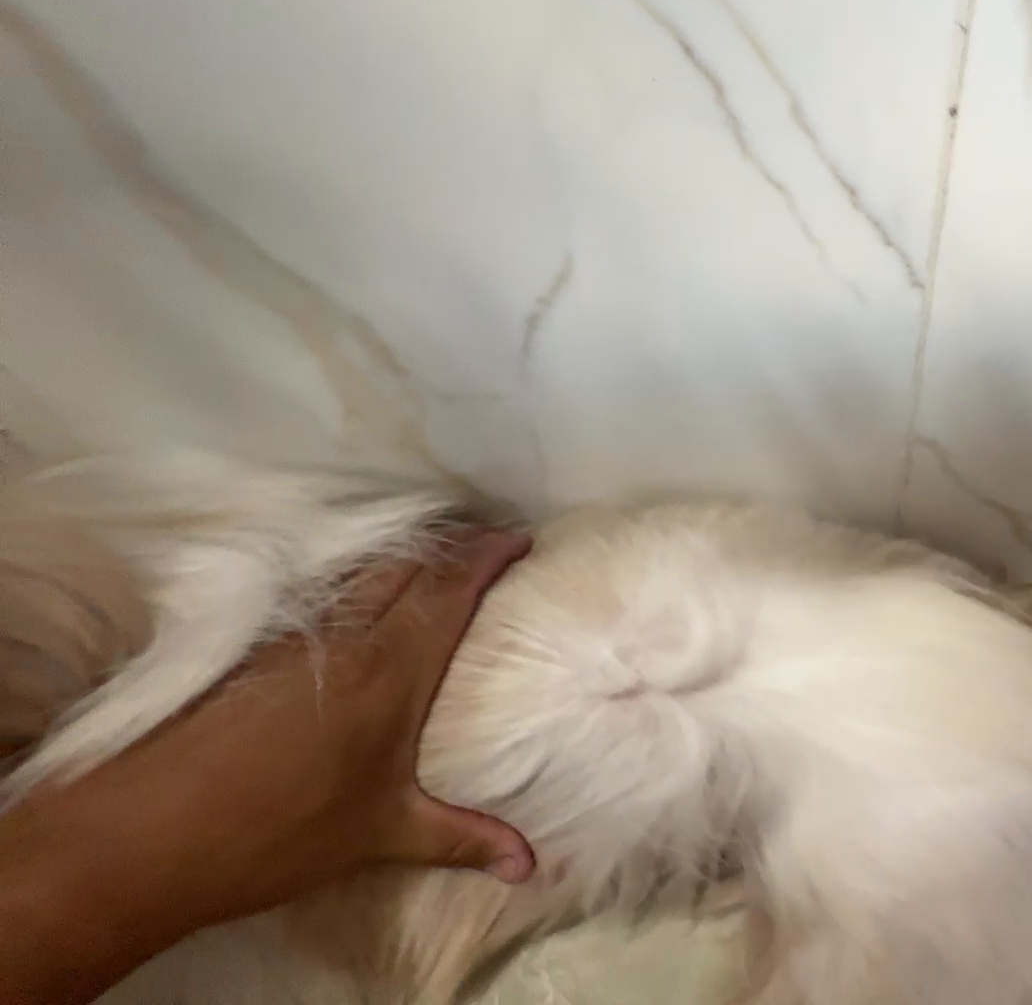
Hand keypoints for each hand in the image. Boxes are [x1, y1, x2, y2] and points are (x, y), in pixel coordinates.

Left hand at [0, 527, 532, 1003]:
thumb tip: (530, 866)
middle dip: (455, 543)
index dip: (487, 554)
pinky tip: (363, 598)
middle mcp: (347, 640)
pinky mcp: (249, 653)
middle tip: (489, 543)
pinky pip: (323, 593)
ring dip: (408, 554)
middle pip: (409, 563)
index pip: (449, 589)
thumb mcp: (382, 835)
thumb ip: (464, 838)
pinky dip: (361, 579)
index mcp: (392, 670)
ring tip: (438, 558)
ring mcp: (292, 640)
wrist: (127, 848)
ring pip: (363, 571)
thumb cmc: (274, 835)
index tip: (520, 539)